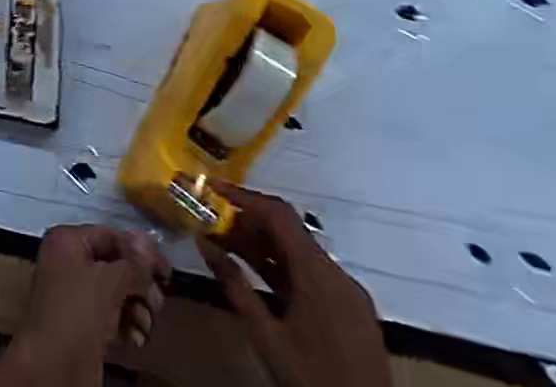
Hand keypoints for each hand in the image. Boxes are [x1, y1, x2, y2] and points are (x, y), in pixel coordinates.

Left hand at [0, 224, 170, 386]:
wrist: (54, 364)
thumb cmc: (78, 311)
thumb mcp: (109, 281)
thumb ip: (134, 262)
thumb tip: (148, 238)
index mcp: (68, 240)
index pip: (112, 236)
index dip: (142, 252)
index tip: (168, 274)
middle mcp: (69, 261)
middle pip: (117, 264)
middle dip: (141, 285)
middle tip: (155, 303)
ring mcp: (76, 292)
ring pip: (119, 292)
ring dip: (139, 308)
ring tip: (144, 325)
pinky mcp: (84, 321)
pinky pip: (113, 314)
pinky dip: (128, 324)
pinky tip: (135, 339)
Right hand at [197, 180, 392, 386]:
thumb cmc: (311, 379)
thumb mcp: (264, 335)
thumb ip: (235, 286)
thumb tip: (204, 243)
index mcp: (320, 277)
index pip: (280, 216)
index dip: (244, 197)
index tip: (212, 187)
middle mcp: (339, 277)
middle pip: (290, 232)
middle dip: (248, 223)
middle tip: (211, 224)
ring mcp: (349, 294)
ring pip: (300, 252)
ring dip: (262, 245)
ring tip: (225, 247)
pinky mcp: (351, 310)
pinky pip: (312, 273)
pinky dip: (281, 265)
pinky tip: (257, 274)